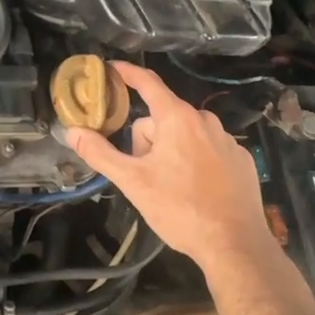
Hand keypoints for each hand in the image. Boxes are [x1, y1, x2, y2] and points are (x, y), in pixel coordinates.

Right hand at [65, 61, 273, 270]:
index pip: (147, 83)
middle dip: (148, 139)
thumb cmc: (181, 210)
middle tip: (145, 172)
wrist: (237, 248)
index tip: (111, 67)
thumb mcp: (133, 182)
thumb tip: (73, 132)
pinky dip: (197, 161)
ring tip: (172, 186)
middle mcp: (205, 121)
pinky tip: (198, 190)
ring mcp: (227, 141)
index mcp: (177, 118)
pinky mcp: (241, 161)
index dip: (127, 72)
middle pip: (162, 117)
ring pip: (185, 133)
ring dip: (172, 149)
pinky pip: (209, 149)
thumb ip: (100, 153)